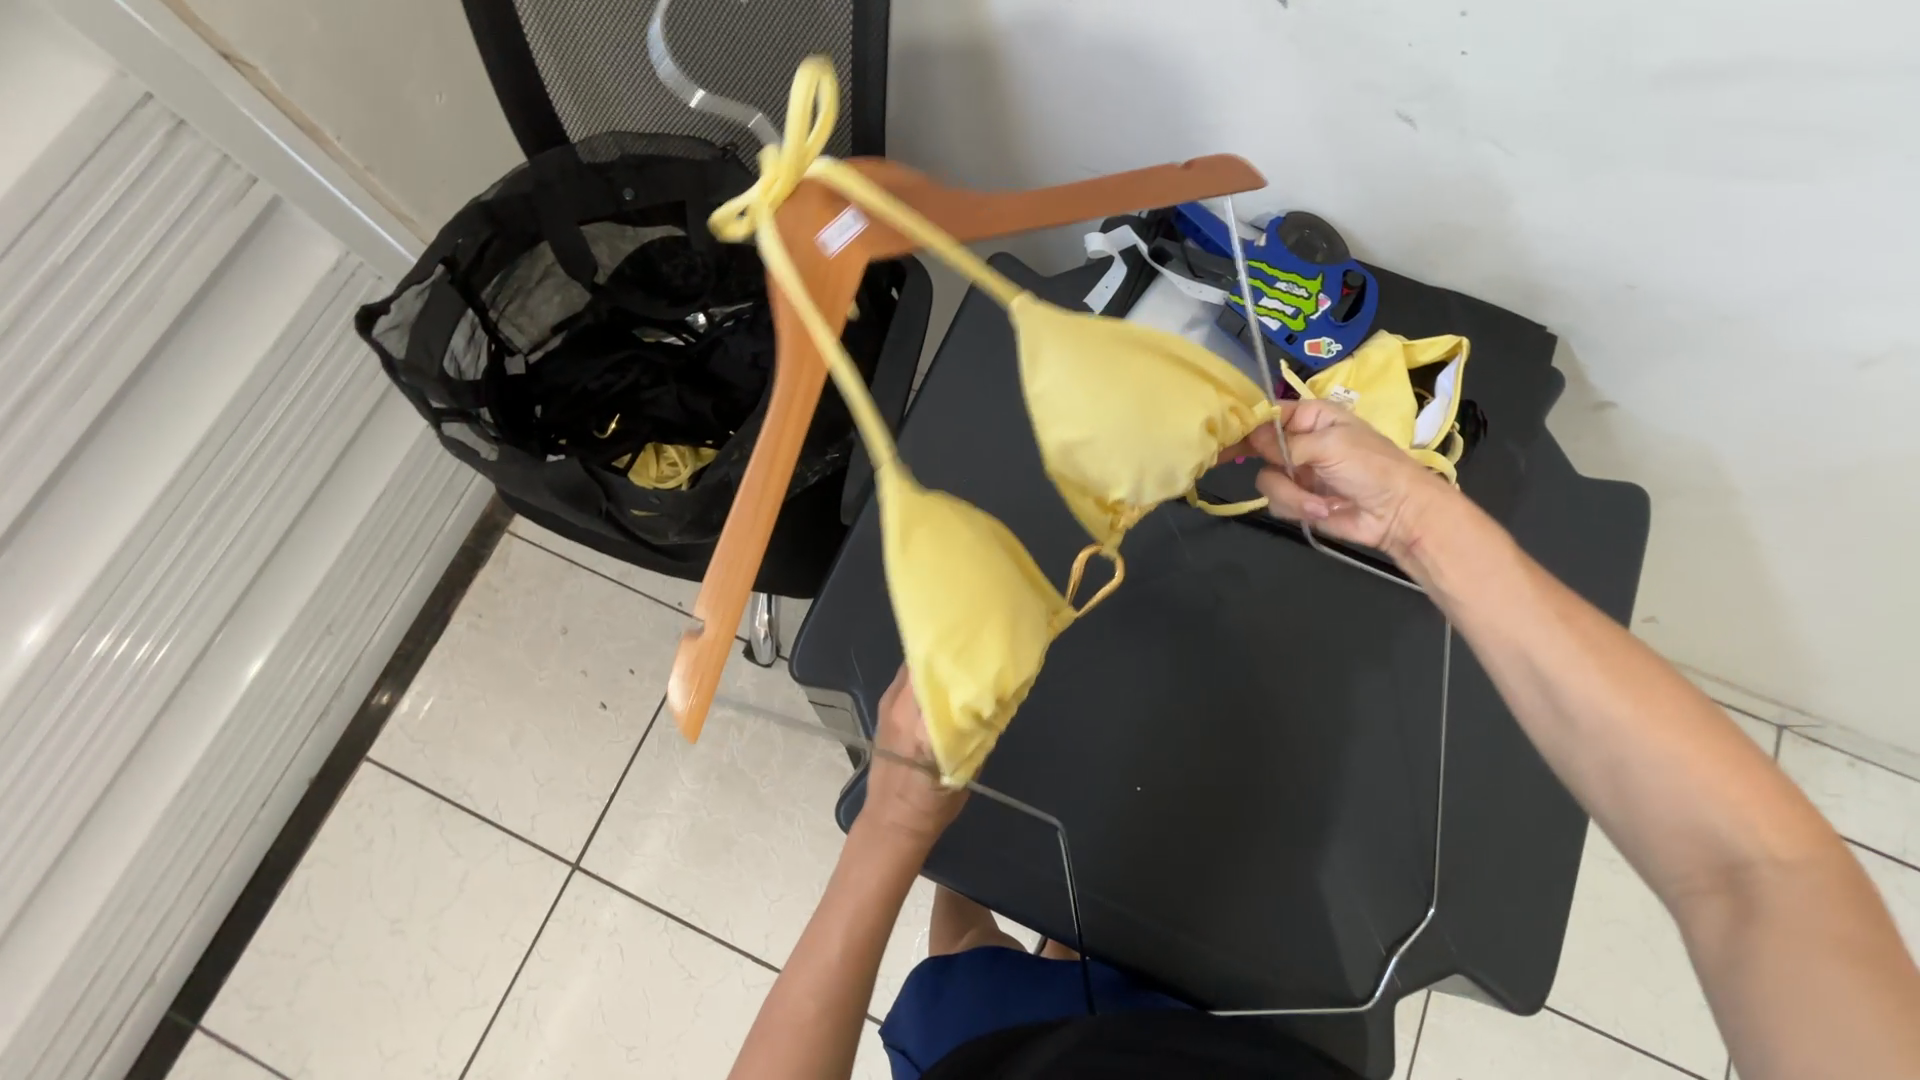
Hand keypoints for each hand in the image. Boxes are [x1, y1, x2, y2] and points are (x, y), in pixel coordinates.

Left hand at [859, 666, 967, 848]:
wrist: (891, 822)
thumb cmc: (932, 804)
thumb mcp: (965, 769)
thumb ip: (974, 730)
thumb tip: (989, 700)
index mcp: (922, 725)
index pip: (939, 674)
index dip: (959, 657)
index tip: (982, 649)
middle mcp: (900, 708)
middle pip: (923, 662)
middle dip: (948, 654)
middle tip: (973, 652)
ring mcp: (887, 706)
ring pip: (913, 668)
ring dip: (935, 663)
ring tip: (960, 662)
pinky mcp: (883, 710)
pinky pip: (907, 681)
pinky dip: (925, 675)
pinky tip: (943, 681)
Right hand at [1226, 399, 1458, 561]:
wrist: (1398, 514)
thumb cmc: (1372, 467)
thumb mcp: (1331, 445)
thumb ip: (1287, 443)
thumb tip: (1251, 438)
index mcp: (1312, 418)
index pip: (1269, 414)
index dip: (1246, 422)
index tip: (1222, 432)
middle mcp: (1299, 443)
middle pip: (1257, 446)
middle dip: (1251, 457)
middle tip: (1220, 460)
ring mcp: (1297, 473)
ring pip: (1266, 480)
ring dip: (1291, 494)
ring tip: (1319, 503)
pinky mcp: (1298, 501)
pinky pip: (1277, 503)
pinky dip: (1298, 508)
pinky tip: (1322, 511)